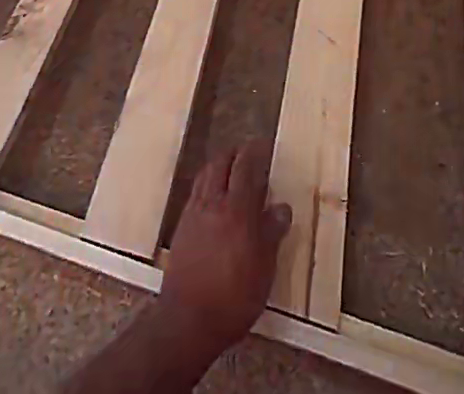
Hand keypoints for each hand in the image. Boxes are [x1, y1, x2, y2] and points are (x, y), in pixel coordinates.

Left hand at [157, 138, 292, 351]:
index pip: (245, 167)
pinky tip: (213, 194)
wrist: (188, 319)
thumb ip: (272, 233)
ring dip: (218, 164)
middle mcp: (213, 203)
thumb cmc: (234, 297)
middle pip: (221, 163)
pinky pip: (196, 191)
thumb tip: (282, 208)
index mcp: (237, 209)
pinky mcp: (182, 226)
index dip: (254, 152)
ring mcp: (194, 212)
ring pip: (205, 174)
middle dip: (234, 152)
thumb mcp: (264, 268)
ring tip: (230, 167)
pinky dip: (206, 182)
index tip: (262, 144)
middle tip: (247, 152)